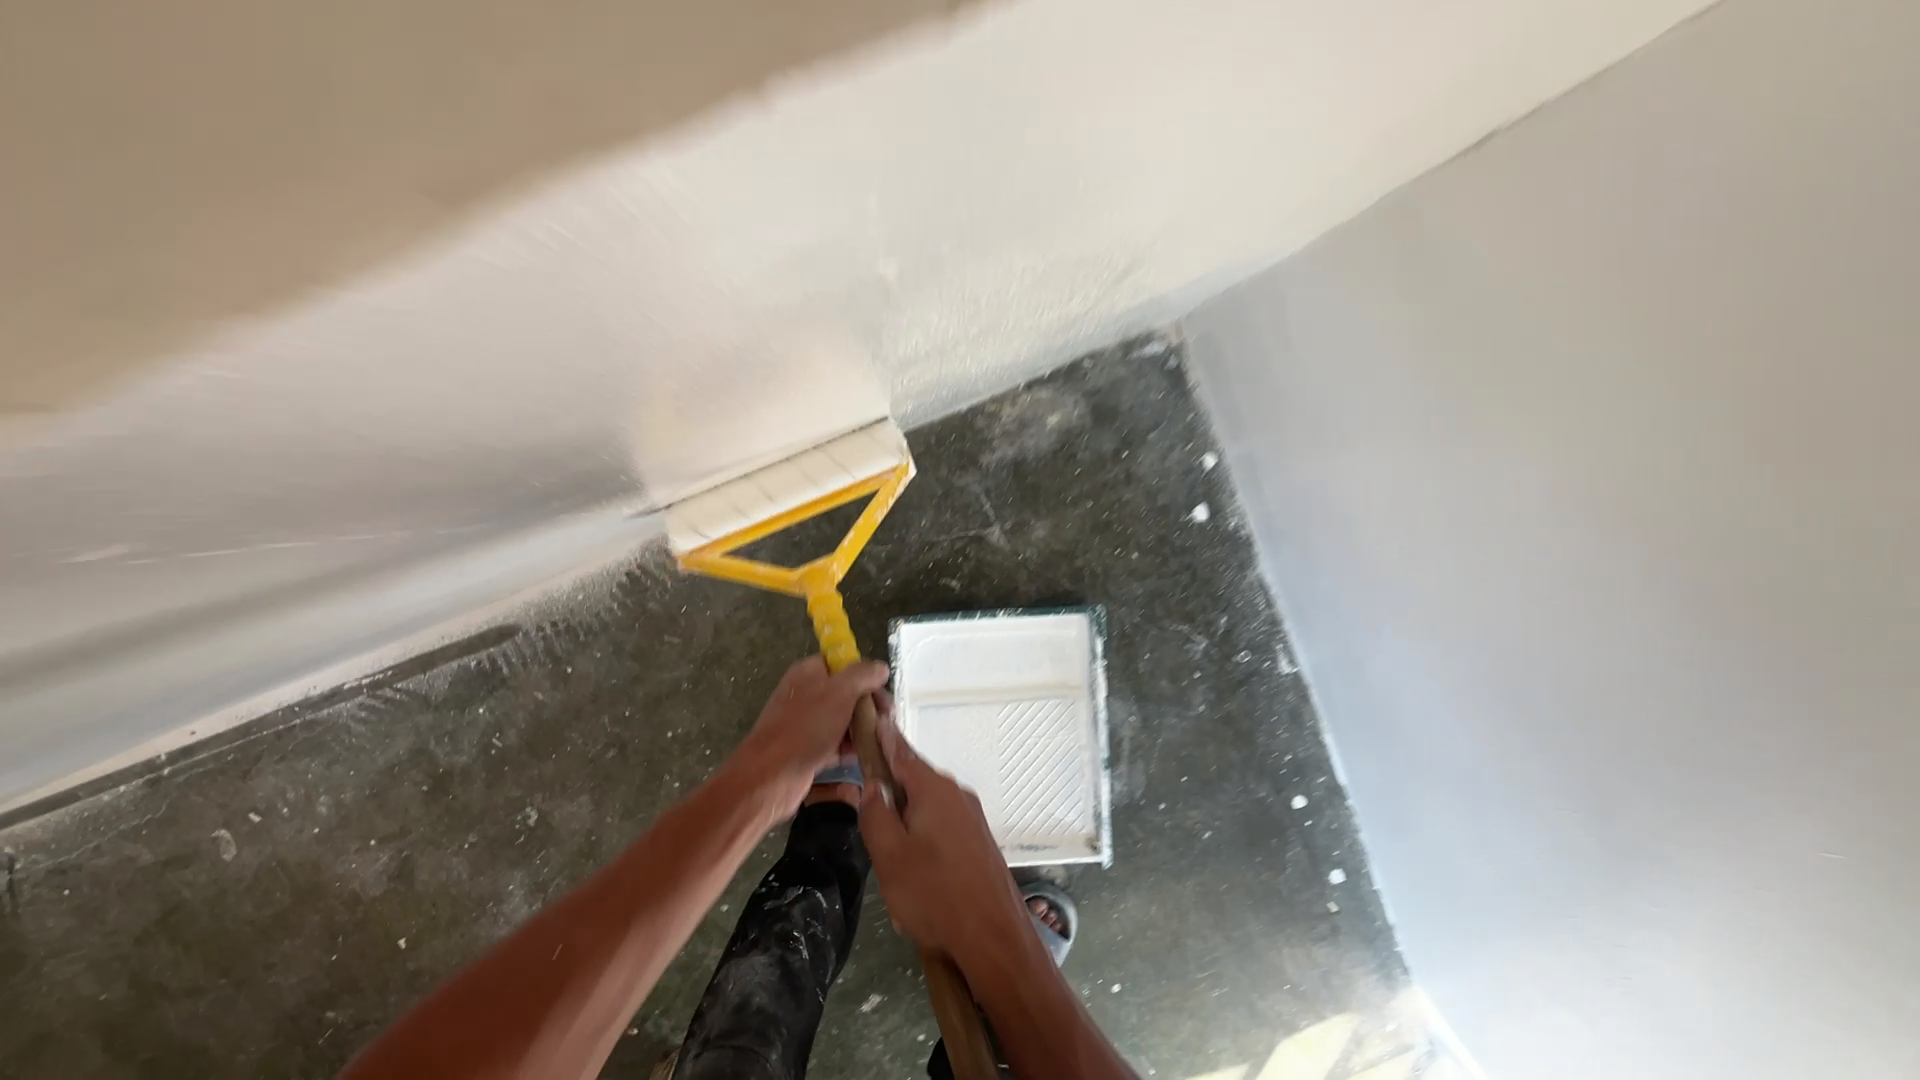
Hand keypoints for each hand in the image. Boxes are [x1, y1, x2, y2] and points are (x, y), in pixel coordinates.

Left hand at [730, 656, 888, 816]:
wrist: (772, 775)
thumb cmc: (806, 727)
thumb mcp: (840, 692)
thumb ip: (863, 675)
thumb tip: (881, 668)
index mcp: (809, 673)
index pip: (842, 663)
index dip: (864, 673)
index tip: (882, 689)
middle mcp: (807, 694)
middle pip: (846, 692)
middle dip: (869, 704)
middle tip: (886, 718)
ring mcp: (807, 723)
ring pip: (844, 719)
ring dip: (863, 727)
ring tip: (881, 738)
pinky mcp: (809, 749)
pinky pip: (837, 743)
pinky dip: (851, 747)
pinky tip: (867, 754)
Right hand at [858, 711, 1029, 967]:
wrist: (994, 937)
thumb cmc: (935, 895)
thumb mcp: (889, 857)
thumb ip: (875, 815)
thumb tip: (873, 785)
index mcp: (934, 790)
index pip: (902, 752)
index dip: (884, 737)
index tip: (872, 716)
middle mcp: (957, 795)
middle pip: (915, 781)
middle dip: (891, 794)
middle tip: (869, 823)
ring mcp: (972, 819)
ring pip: (928, 808)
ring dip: (907, 824)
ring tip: (893, 863)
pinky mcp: (980, 842)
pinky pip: (943, 827)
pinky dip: (925, 838)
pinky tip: (919, 872)